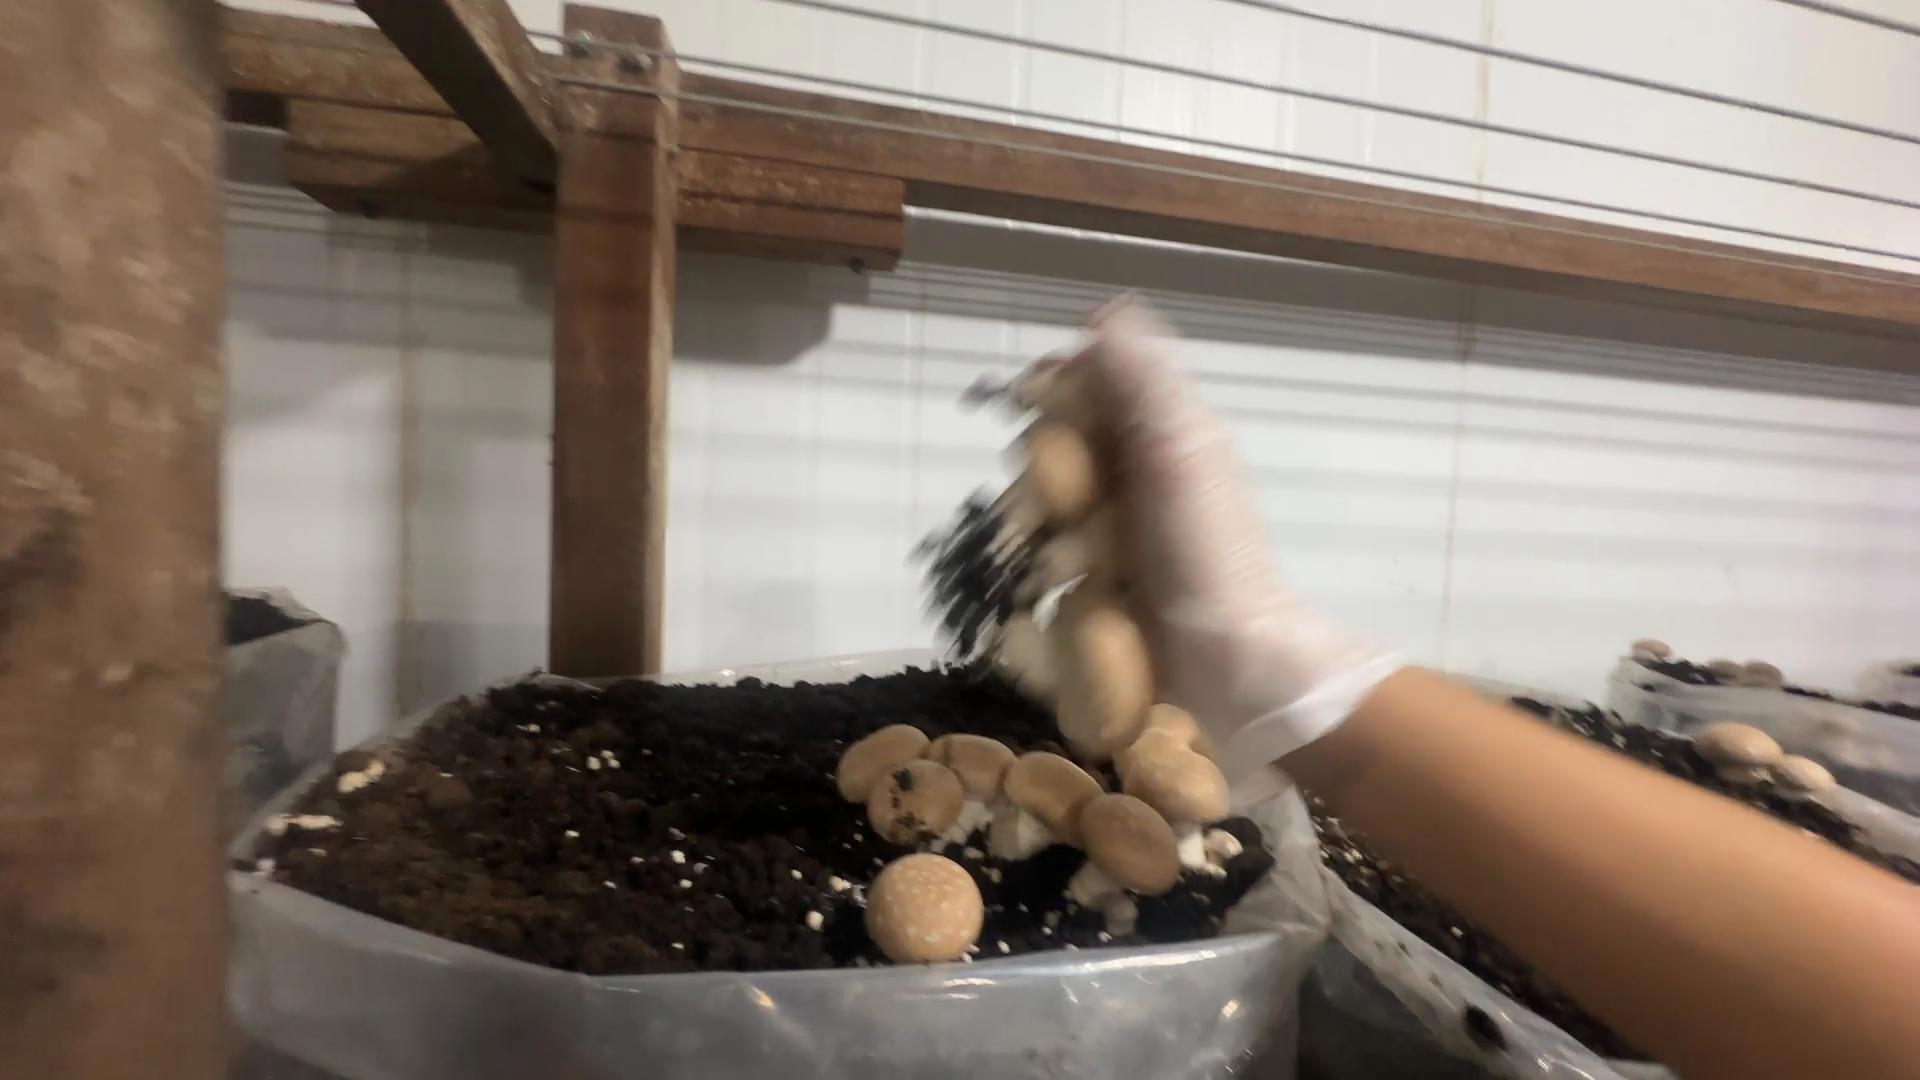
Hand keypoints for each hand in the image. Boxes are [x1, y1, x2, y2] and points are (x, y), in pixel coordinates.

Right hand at [1068, 299, 1400, 774]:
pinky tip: (1069, 585)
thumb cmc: (1210, 551)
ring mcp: (1110, 529)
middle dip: (1046, 474)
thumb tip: (1102, 311)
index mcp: (1154, 434)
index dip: (1049, 393)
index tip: (1033, 413)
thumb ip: (1145, 380)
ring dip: (1046, 530)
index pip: (1080, 388)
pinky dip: (1049, 567)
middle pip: (1053, 447)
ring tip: (1078, 562)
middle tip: (1069, 507)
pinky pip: (1046, 555)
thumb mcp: (1182, 451)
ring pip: (1042, 504)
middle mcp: (1129, 474)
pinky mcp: (1093, 576)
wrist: (1230, 659)